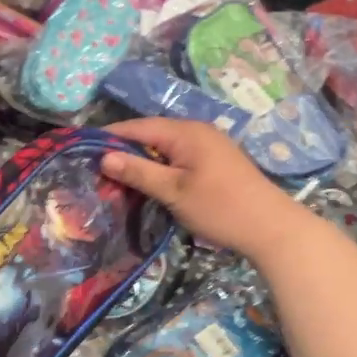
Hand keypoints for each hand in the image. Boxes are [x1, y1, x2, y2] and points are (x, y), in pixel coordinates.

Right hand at [100, 118, 311, 260]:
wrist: (272, 228)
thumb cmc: (220, 207)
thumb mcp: (173, 191)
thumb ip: (138, 171)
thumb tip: (103, 157)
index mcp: (185, 132)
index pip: (137, 127)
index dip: (109, 137)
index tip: (83, 150)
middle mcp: (196, 131)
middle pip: (150, 134)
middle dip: (124, 150)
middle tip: (98, 170)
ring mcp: (209, 145)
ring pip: (164, 146)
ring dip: (142, 160)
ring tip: (119, 178)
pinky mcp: (216, 161)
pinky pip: (178, 156)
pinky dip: (160, 166)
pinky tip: (151, 182)